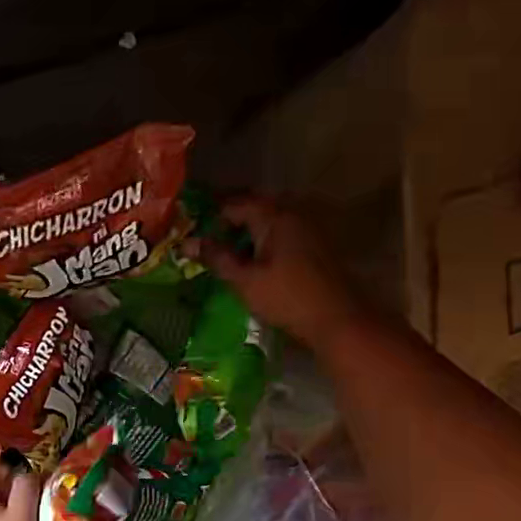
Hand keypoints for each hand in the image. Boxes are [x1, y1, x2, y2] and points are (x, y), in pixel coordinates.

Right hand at [190, 196, 371, 347]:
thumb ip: (216, 257)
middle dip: (227, 218)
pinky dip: (258, 238)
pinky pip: (279, 230)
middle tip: (202, 236)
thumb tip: (187, 243)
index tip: (189, 230)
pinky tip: (246, 256)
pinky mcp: (312, 243)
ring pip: (267, 219)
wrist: (334, 316)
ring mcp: (306, 227)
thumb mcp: (243, 279)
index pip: (236, 204)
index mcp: (275, 218)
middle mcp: (293, 214)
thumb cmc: (284, 297)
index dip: (210, 215)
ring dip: (243, 228)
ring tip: (220, 247)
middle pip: (255, 206)